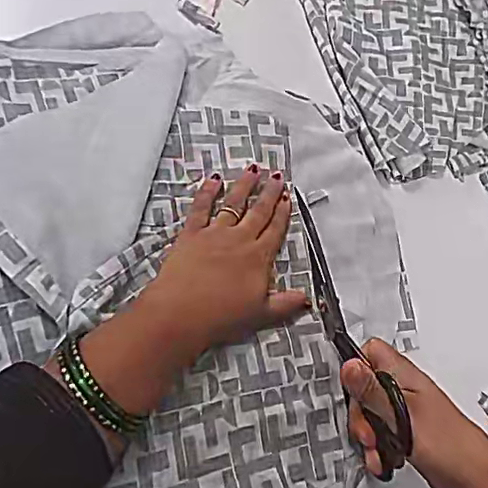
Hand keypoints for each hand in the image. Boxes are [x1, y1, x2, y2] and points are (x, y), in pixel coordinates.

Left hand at [135, 165, 308, 359]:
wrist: (181, 314)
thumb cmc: (221, 316)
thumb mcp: (261, 314)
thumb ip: (285, 304)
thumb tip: (306, 300)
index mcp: (258, 258)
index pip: (275, 230)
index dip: (283, 213)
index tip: (287, 198)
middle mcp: (239, 240)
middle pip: (258, 212)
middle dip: (269, 193)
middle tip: (276, 177)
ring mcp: (214, 235)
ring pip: (233, 204)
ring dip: (244, 186)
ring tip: (252, 170)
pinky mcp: (190, 235)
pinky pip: (201, 208)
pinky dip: (207, 192)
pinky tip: (213, 180)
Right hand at [342, 339, 487, 487]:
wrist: (469, 472)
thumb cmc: (447, 441)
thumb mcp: (400, 414)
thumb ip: (372, 390)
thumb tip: (350, 365)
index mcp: (404, 374)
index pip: (370, 351)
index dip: (355, 368)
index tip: (350, 390)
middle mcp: (404, 387)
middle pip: (364, 386)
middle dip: (359, 411)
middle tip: (368, 429)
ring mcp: (405, 407)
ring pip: (371, 411)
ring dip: (368, 432)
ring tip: (376, 446)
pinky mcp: (405, 428)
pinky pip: (381, 430)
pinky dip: (377, 444)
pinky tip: (383, 456)